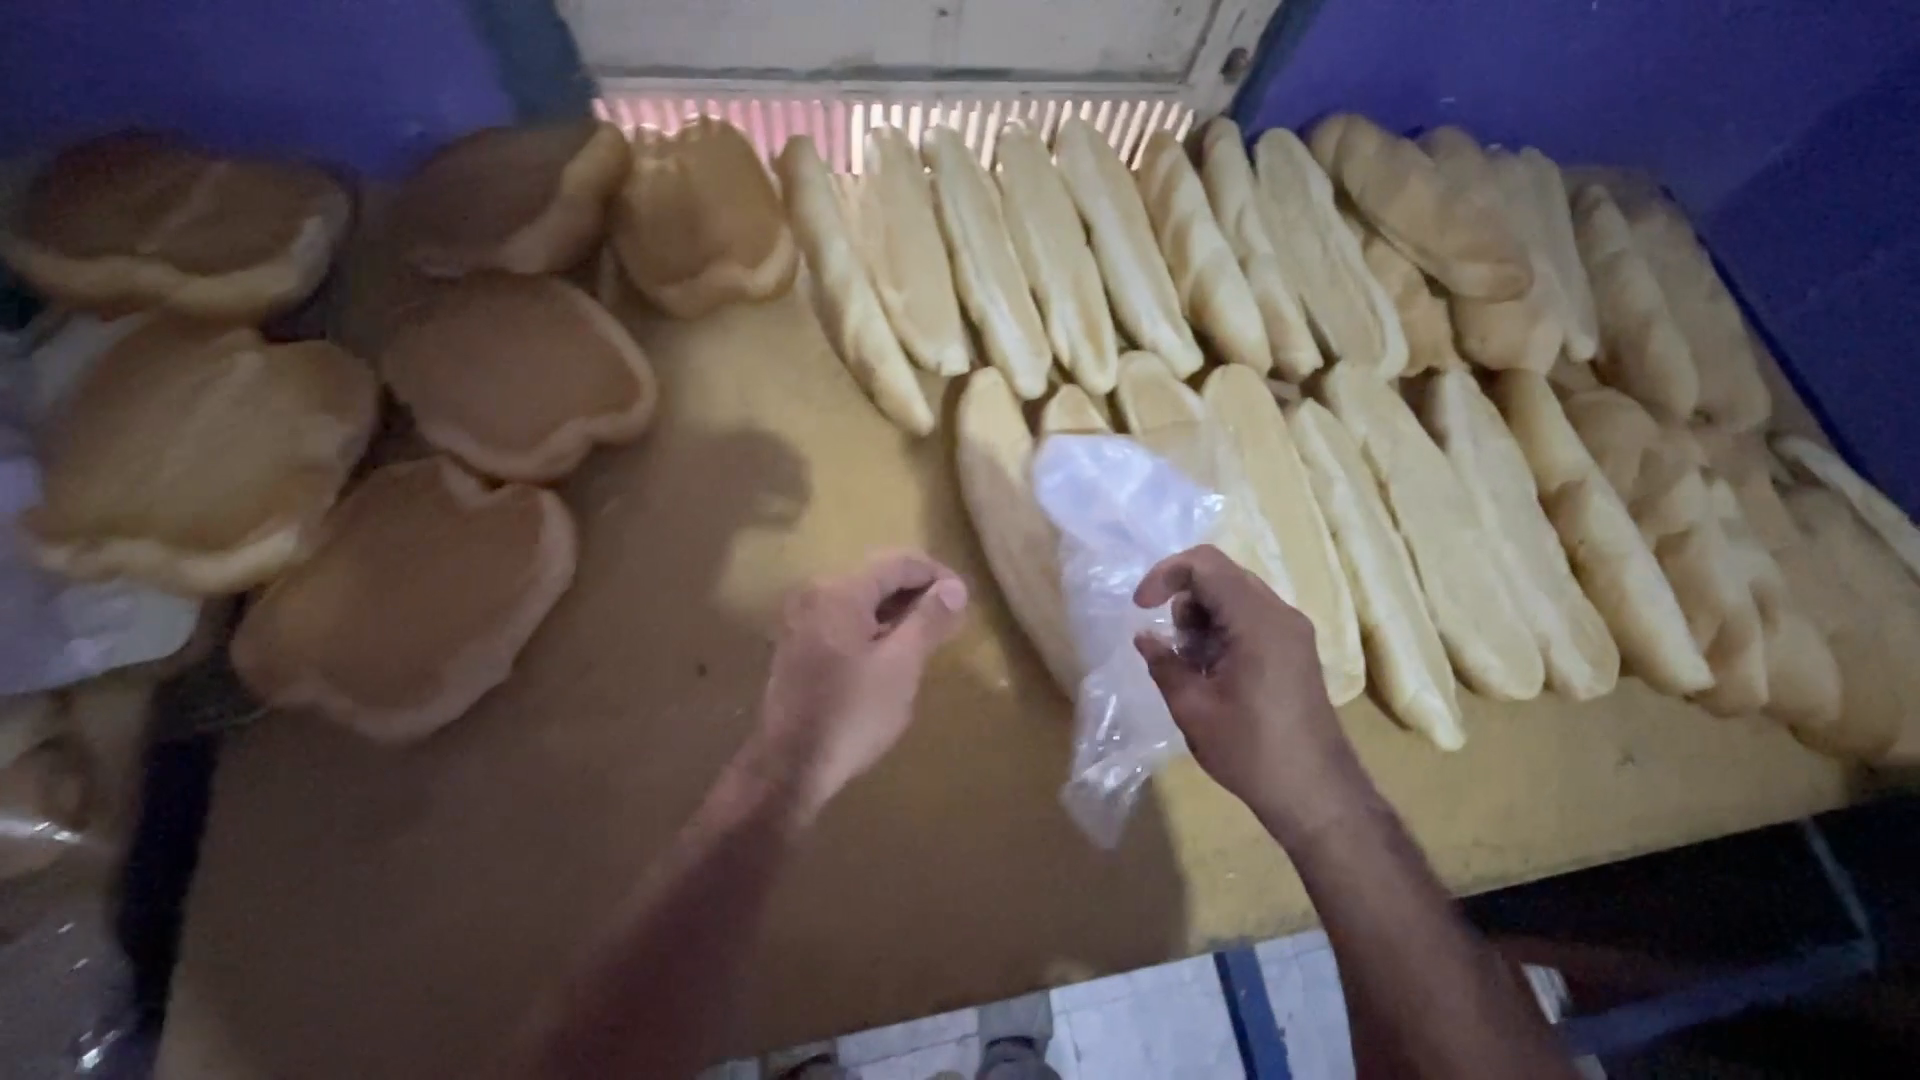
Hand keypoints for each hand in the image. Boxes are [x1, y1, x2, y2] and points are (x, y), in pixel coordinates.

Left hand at [753, 551, 968, 817]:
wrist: (789, 768)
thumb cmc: (852, 714)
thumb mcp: (901, 666)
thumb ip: (929, 620)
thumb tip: (954, 588)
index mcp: (840, 591)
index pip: (898, 562)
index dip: (936, 575)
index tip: (964, 600)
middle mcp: (814, 595)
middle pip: (876, 577)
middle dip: (916, 593)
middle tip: (950, 620)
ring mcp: (800, 621)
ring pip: (859, 601)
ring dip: (895, 612)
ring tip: (927, 638)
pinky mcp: (796, 647)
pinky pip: (842, 622)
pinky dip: (872, 628)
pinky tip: (892, 655)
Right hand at [1133, 545, 1374, 839]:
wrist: (1316, 793)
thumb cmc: (1251, 751)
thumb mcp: (1193, 708)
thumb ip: (1164, 663)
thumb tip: (1145, 637)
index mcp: (1257, 622)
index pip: (1204, 564)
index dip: (1165, 574)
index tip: (1141, 608)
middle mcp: (1280, 615)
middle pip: (1221, 575)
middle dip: (1183, 599)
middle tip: (1171, 645)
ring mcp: (1292, 632)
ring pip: (1235, 596)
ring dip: (1202, 617)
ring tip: (1192, 665)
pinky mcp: (1295, 650)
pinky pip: (1250, 618)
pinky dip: (1222, 630)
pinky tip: (1213, 672)